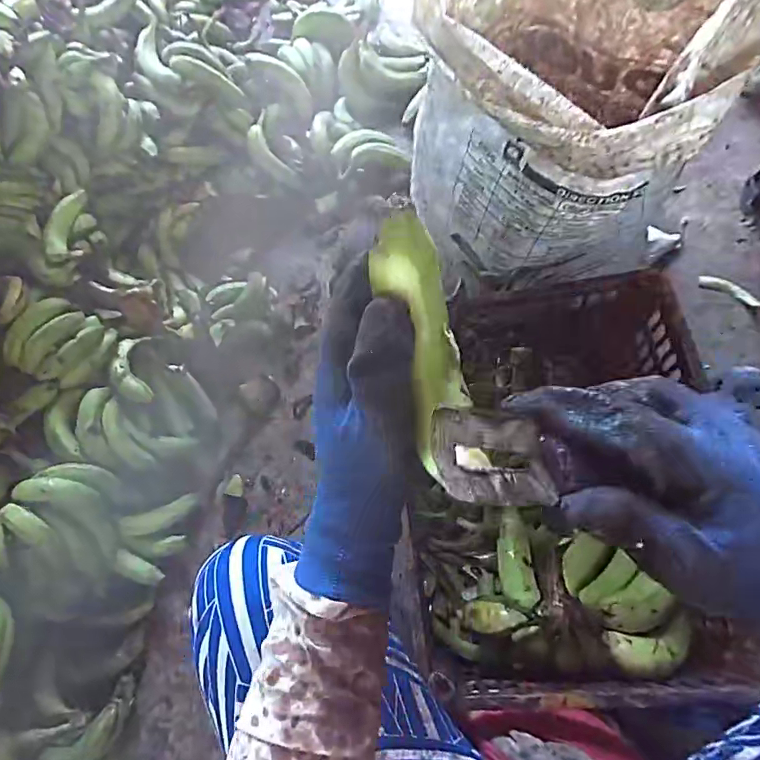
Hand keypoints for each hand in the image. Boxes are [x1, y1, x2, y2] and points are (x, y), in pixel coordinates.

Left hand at [297, 254, 415, 607]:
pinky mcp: (372, 399)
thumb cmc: (365, 475)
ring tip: (426, 288)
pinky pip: (387, 356)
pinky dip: (404, 338)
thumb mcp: (372, 421)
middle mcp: (340, 368)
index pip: (343, 302)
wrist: (359, 522)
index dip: (362, 268)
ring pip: (372, 332)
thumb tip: (385, 305)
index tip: (389, 237)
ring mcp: (355, 384)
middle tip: (418, 258)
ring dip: (394, 308)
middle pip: (356, 312)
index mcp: (333, 366)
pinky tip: (427, 338)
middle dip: (381, 281)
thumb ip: (376, 365)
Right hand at [507, 377, 759, 738]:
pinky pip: (672, 401)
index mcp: (705, 459)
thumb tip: (568, 500)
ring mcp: (728, 422)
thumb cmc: (751, 580)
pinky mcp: (731, 427)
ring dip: (606, 404)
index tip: (518, 404)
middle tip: (538, 420)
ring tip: (575, 431)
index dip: (565, 410)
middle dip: (578, 404)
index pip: (622, 421)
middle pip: (632, 396)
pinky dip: (634, 407)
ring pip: (653, 391)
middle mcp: (716, 427)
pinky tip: (621, 437)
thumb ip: (632, 525)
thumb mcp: (689, 564)